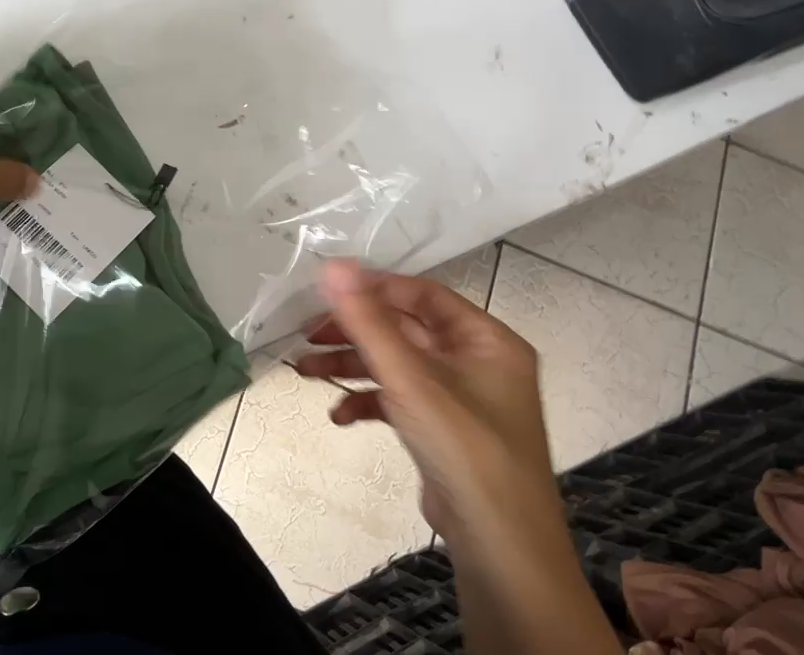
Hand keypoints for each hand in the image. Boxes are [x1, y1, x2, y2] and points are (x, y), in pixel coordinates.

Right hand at [292, 260, 556, 536]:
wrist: (498, 538)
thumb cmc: (463, 445)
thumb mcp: (408, 376)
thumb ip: (367, 319)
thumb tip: (333, 265)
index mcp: (485, 340)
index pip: (422, 294)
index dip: (373, 289)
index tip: (323, 295)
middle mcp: (476, 361)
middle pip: (402, 328)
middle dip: (351, 332)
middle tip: (305, 335)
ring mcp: (459, 396)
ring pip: (393, 363)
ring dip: (349, 365)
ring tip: (306, 373)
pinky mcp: (441, 426)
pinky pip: (396, 397)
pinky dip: (366, 399)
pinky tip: (340, 416)